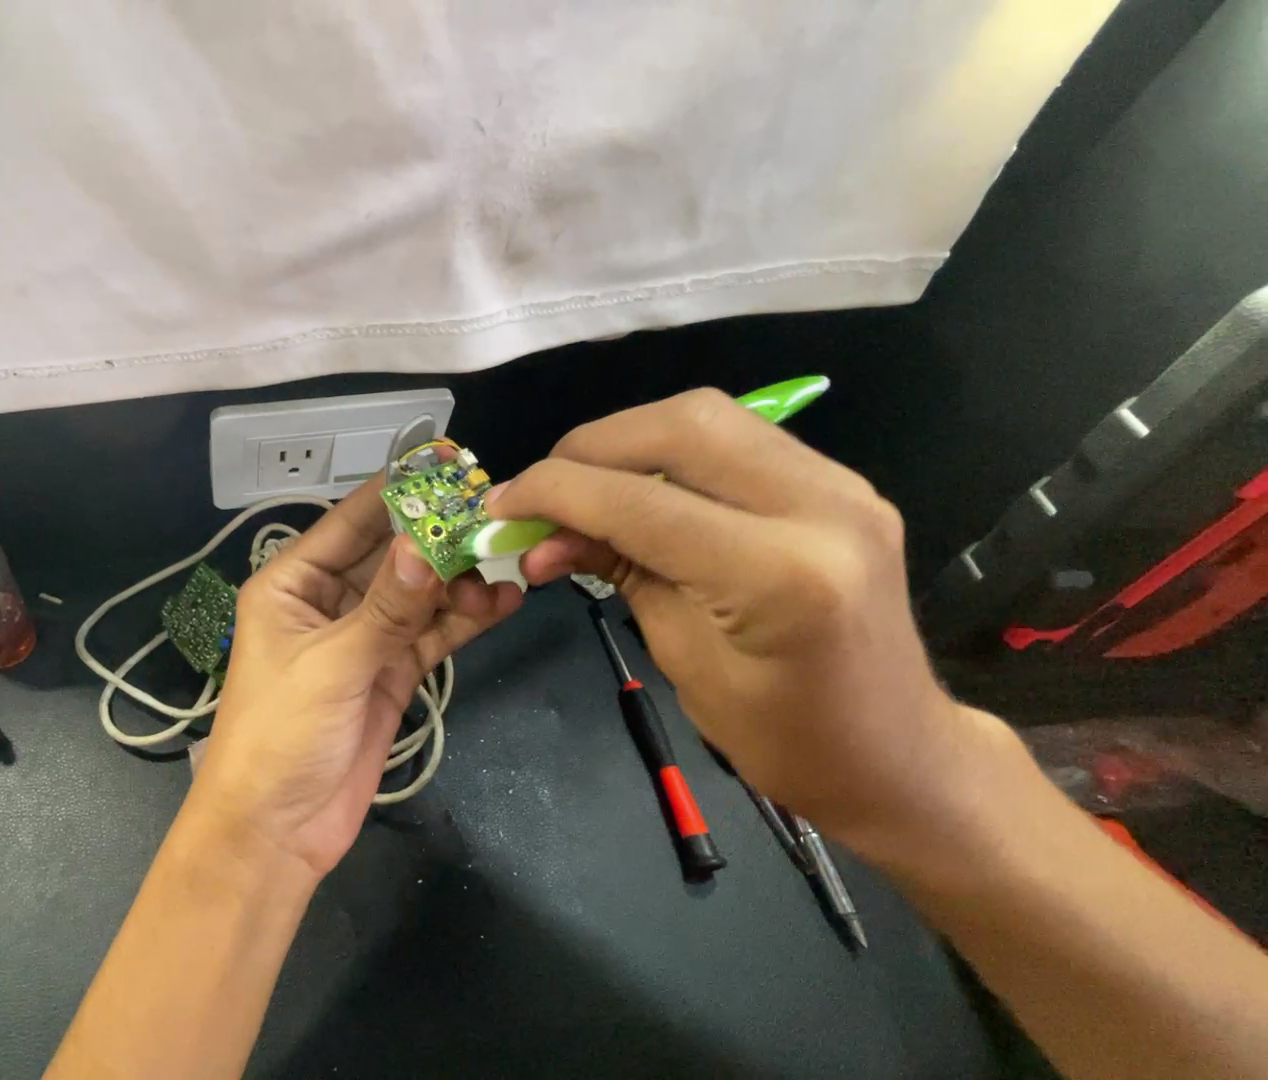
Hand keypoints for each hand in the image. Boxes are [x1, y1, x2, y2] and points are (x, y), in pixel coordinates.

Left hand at [191, 474, 524, 876]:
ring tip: (502, 570)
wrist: (276, 830)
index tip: (449, 462)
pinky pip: (430, 634)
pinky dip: (463, 620)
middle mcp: (327, 601)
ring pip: (417, 594)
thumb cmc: (281, 735)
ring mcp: (362, 638)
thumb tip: (425, 545)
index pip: (349, 522)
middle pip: (391, 555)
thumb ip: (385, 607)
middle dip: (439, 537)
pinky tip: (501, 603)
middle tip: (494, 516)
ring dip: (458, 582)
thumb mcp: (332, 664)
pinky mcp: (389, 673)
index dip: (397, 492)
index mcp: (291, 583)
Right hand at [493, 389, 1008, 854]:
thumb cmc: (783, 739)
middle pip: (681, 425)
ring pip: (709, 416)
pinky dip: (670, 450)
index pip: (640, 501)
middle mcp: (820, 506)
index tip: (499, 503)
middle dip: (589, 447)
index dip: (555, 491)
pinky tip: (639, 487)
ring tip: (581, 485)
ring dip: (627, 439)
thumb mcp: (682, 660)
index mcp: (779, 575)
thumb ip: (617, 573)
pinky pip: (737, 437)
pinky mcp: (840, 484)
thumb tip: (540, 536)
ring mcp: (841, 486)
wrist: (899, 756)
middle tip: (540, 489)